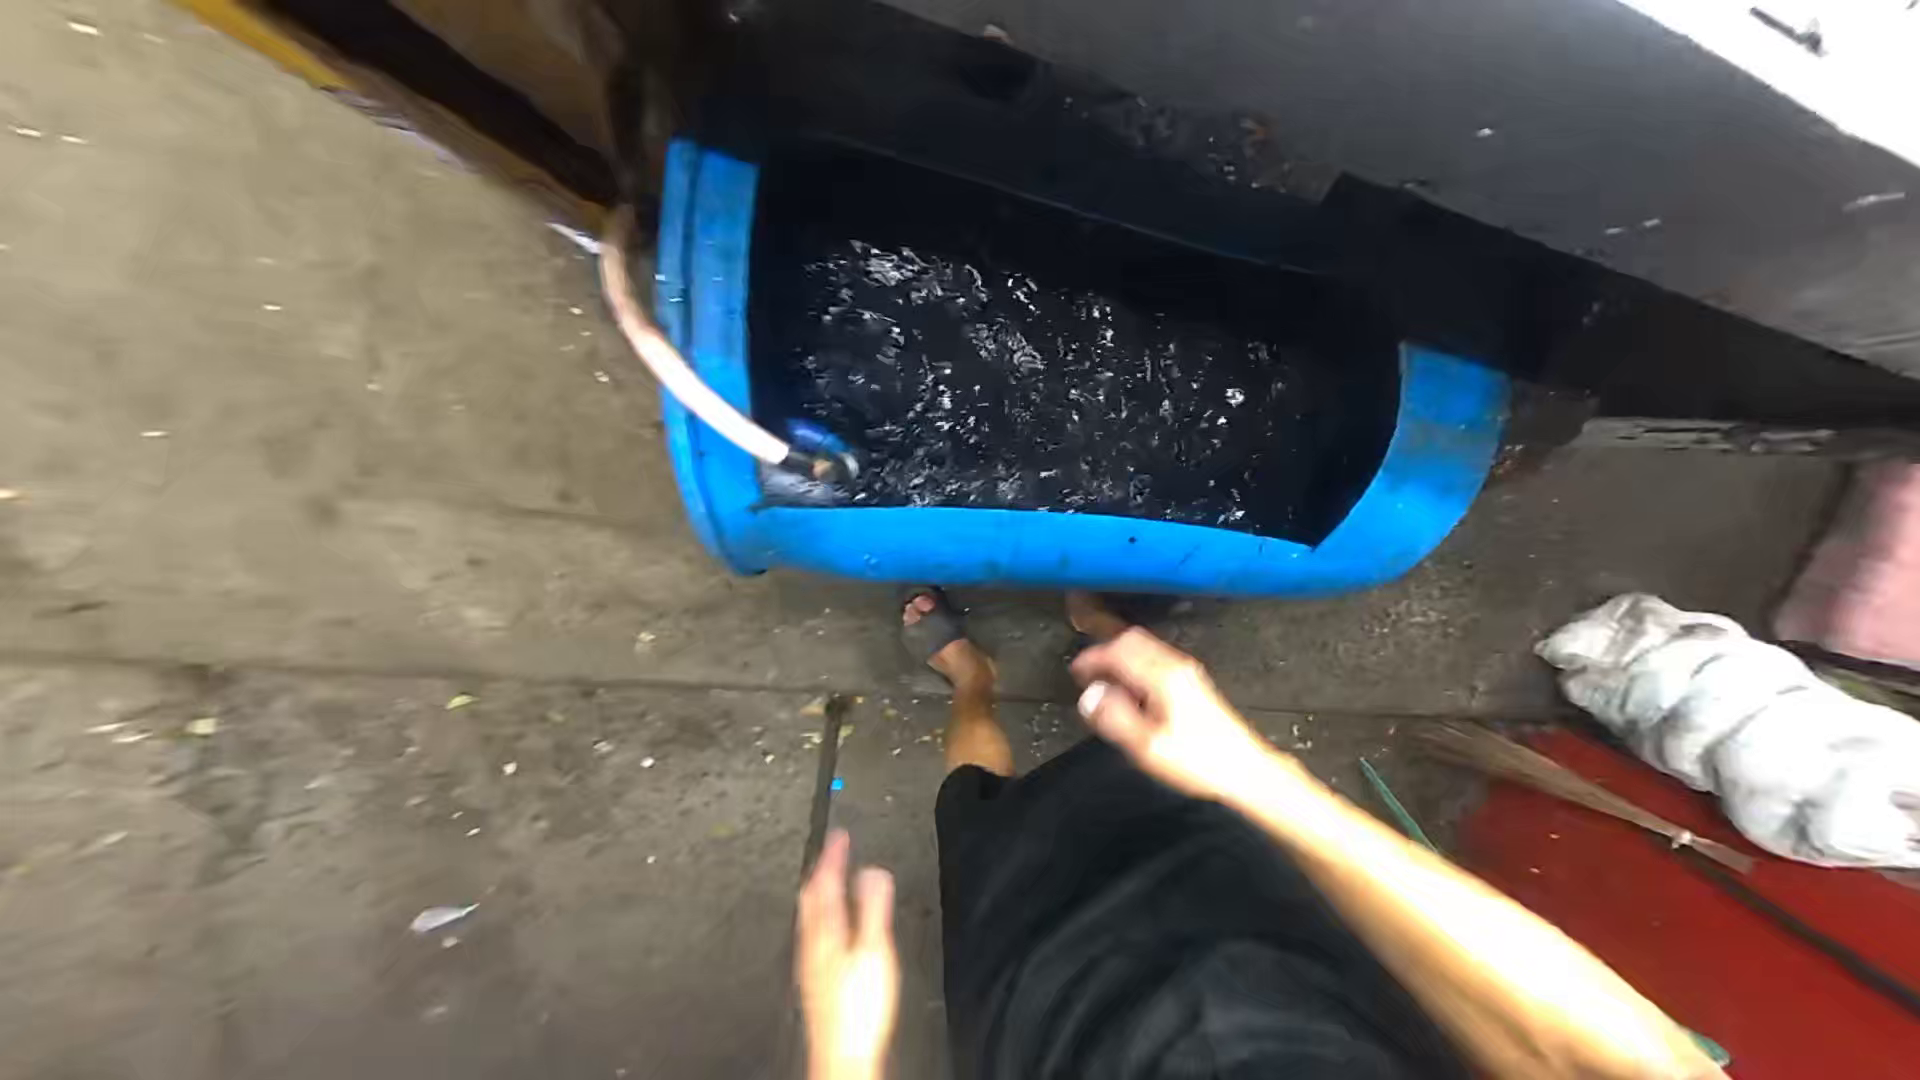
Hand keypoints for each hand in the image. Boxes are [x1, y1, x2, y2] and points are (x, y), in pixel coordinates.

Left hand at [796, 829, 898, 1079]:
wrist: (842, 1055)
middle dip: (821, 869)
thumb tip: (872, 871)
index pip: (824, 882)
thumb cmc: (859, 1007)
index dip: (832, 856)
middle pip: (810, 896)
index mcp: (826, 929)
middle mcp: (813, 941)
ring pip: (809, 913)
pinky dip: (822, 910)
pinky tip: (830, 922)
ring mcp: (811, 959)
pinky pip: (813, 929)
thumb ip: (873, 908)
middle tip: (832, 850)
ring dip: (819, 889)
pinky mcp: (815, 975)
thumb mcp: (874, 950)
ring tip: (829, 876)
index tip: (839, 835)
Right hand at [1071, 627, 1280, 799]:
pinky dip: (1135, 667)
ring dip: (1120, 659)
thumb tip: (1089, 696)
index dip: (1092, 658)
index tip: (1076, 672)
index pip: (1119, 650)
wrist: (1247, 772)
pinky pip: (1155, 661)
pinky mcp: (1192, 684)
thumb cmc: (1200, 762)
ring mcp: (1186, 673)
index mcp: (1162, 677)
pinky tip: (1132, 692)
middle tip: (1087, 673)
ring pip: (1145, 648)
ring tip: (1105, 683)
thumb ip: (1115, 717)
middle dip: (1105, 652)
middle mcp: (1176, 666)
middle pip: (1133, 640)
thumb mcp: (1148, 746)